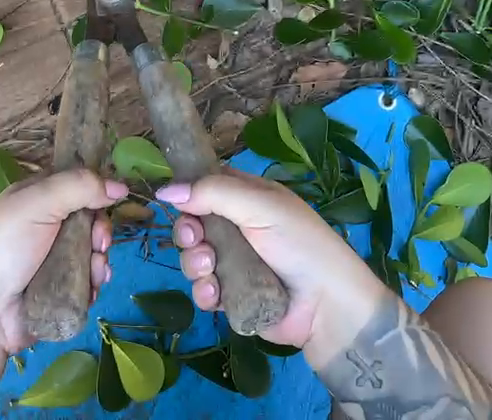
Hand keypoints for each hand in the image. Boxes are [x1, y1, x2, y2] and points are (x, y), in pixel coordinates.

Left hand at [0, 169, 127, 350]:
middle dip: (101, 231)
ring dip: (100, 260)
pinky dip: (94, 283)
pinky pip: (88, 280)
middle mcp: (46, 226)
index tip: (110, 200)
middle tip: (99, 243)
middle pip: (90, 220)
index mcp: (37, 198)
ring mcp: (53, 260)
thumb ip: (80, 187)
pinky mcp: (60, 290)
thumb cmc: (5, 246)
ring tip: (96, 272)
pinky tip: (92, 288)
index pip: (76, 185)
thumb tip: (121, 187)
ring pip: (92, 252)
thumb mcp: (38, 202)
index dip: (96, 191)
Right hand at [160, 170, 391, 353]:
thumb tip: (164, 191)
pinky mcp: (233, 296)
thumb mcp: (259, 205)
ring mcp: (235, 263)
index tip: (176, 202)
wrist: (327, 305)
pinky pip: (204, 291)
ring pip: (194, 258)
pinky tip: (215, 295)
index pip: (206, 186)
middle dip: (187, 233)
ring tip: (210, 269)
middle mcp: (238, 227)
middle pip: (194, 224)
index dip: (188, 193)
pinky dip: (204, 293)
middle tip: (195, 239)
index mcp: (247, 197)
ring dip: (194, 264)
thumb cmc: (298, 243)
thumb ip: (212, 193)